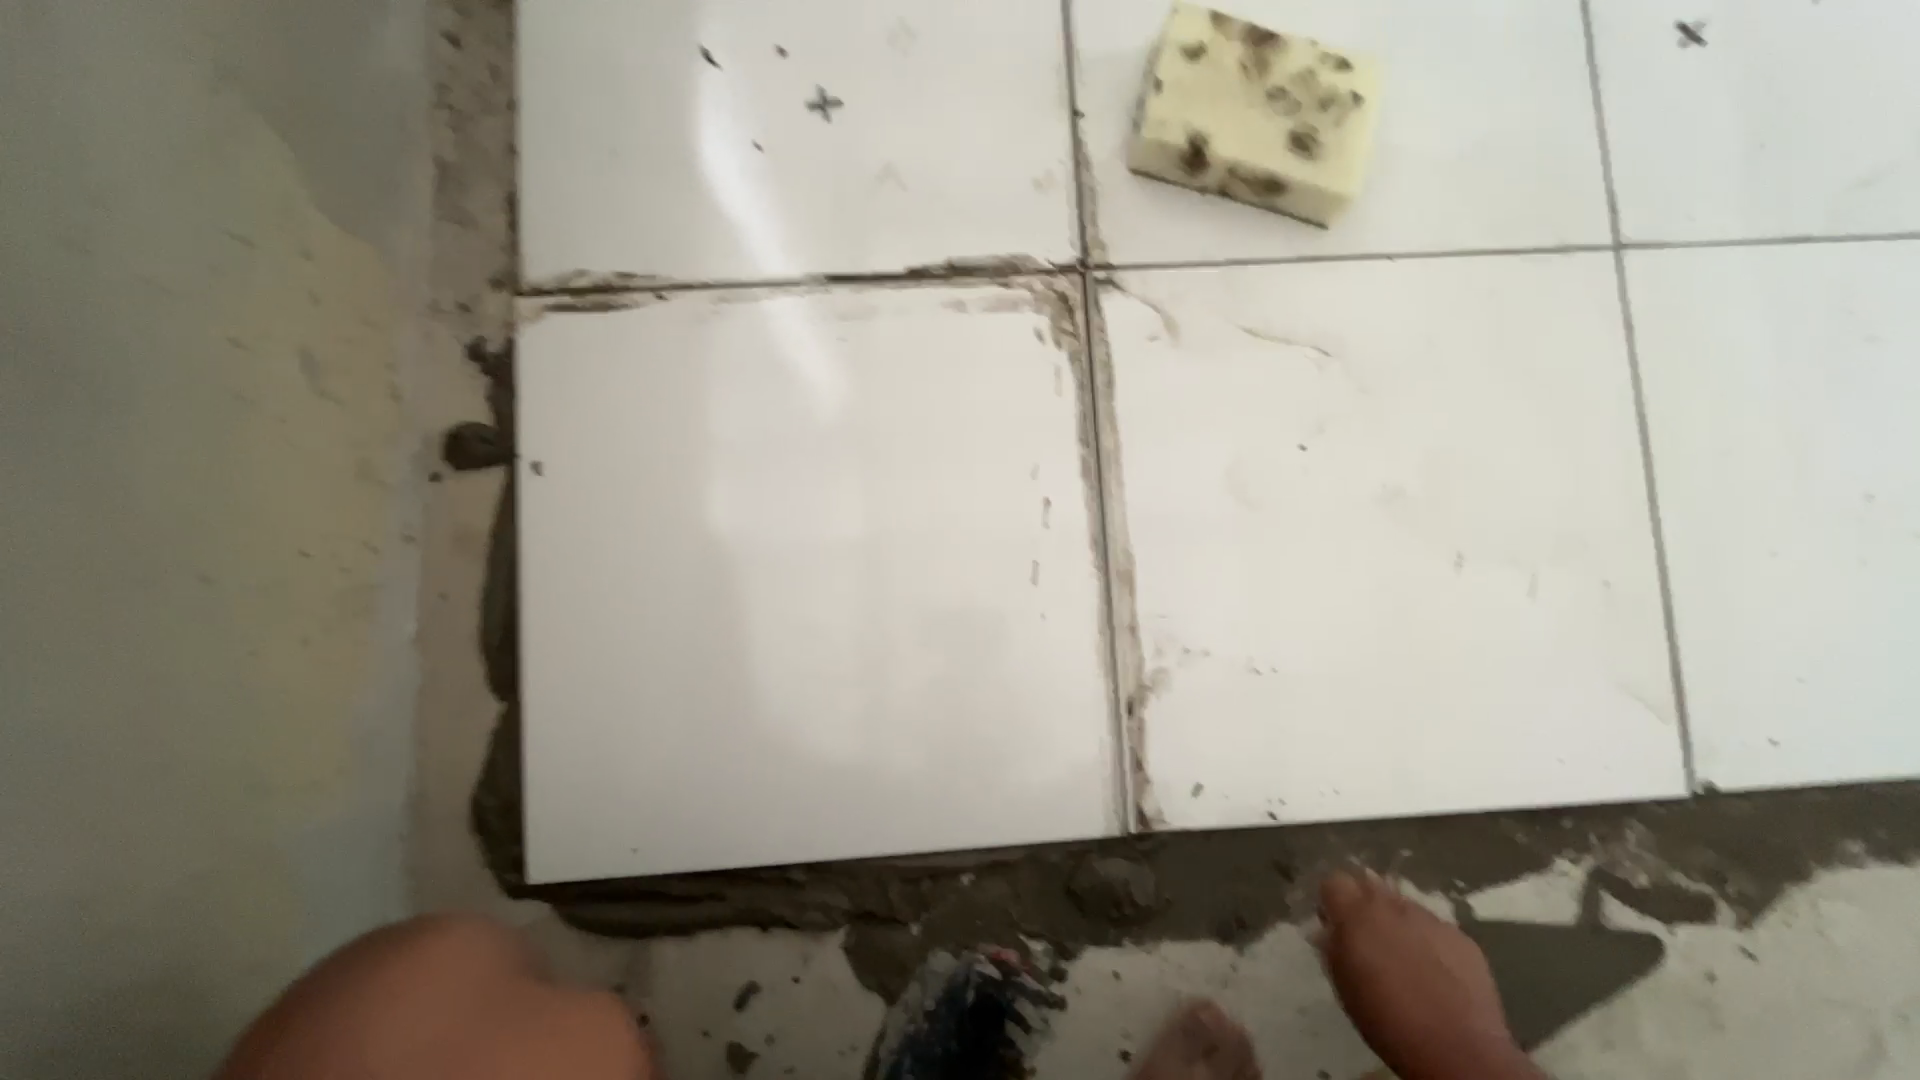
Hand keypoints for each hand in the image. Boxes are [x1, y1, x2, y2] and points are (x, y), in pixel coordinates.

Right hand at [1316, 871, 1541, 1079]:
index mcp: (1357, 913)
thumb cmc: (1387, 1020)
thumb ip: (1332, 947)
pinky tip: (1434, 972)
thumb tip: (1329, 929)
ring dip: (1397, 921)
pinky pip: (1436, 928)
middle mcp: (1394, 906)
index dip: (1331, 901)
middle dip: (1364, 905)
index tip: (1333, 925)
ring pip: (1404, 905)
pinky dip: (1428, 941)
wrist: (1458, 1051)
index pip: (1333, 881)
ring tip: (1403, 957)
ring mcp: (1432, 920)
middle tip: (1366, 938)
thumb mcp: (1342, 985)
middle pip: (1371, 884)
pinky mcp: (1464, 939)